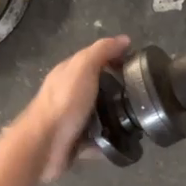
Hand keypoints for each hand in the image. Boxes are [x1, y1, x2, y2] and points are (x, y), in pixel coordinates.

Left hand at [15, 35, 130, 181]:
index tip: (136, 64)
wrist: (44, 145)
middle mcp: (68, 93)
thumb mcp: (83, 67)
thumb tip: (124, 40)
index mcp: (68, 72)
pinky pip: (98, 137)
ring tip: (137, 116)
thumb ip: (102, 51)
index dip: (115, 56)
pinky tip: (124, 138)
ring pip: (99, 112)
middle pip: (98, 85)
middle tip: (141, 91)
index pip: (95, 58)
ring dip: (115, 114)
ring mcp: (71, 118)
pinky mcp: (76, 140)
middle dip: (118, 87)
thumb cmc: (64, 102)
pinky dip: (109, 138)